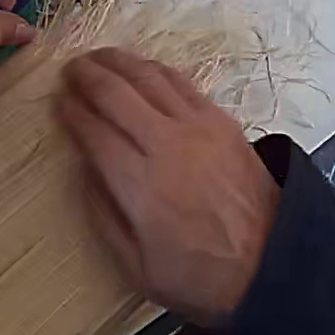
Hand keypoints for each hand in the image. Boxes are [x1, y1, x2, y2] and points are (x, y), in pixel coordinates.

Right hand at [56, 48, 279, 326]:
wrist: (277, 268)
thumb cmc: (199, 276)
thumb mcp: (137, 268)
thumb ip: (102, 215)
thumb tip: (83, 167)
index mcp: (141, 187)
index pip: (93, 131)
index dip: (70, 111)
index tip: (57, 102)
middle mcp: (165, 146)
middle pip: (114, 93)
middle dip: (85, 76)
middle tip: (68, 70)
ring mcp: (196, 127)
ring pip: (145, 77)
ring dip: (114, 61)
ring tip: (95, 58)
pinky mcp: (219, 119)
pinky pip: (178, 80)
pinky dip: (151, 67)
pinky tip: (136, 67)